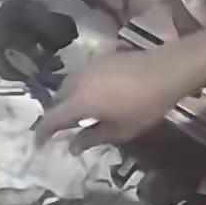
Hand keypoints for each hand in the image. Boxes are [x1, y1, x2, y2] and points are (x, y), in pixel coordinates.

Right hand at [35, 51, 197, 149]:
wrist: (166, 71)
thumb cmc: (143, 106)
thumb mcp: (119, 131)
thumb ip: (91, 138)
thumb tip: (72, 146)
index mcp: (78, 102)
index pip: (51, 118)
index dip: (42, 132)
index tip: (39, 142)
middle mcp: (77, 81)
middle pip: (58, 99)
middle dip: (58, 115)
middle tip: (64, 129)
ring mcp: (88, 66)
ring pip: (69, 85)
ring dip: (70, 99)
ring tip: (81, 112)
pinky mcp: (101, 57)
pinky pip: (83, 75)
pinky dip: (83, 87)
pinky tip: (97, 94)